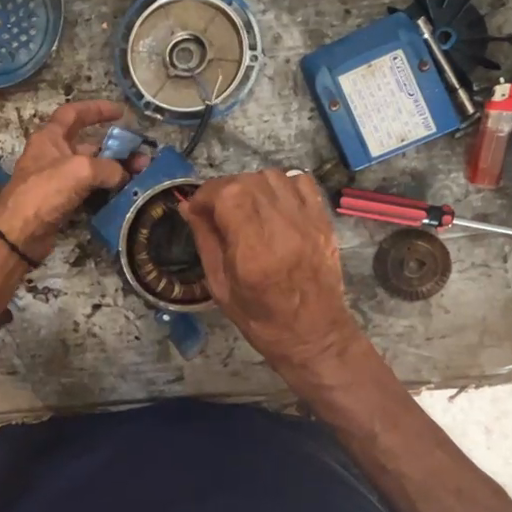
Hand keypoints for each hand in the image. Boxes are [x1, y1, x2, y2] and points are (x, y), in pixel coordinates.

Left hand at [0, 100, 134, 260]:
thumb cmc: (44, 192)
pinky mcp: (61, 203)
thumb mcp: (79, 170)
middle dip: (115, 148)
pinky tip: (123, 194)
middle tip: (141, 156)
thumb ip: (107, 167)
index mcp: (49, 138)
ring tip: (139, 176)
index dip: (96, 109)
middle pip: (88, 145)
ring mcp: (56, 181)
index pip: (73, 113)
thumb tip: (124, 175)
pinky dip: (105, 191)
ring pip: (90, 170)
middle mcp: (52, 155)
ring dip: (114, 172)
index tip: (121, 113)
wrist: (19, 234)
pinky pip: (88, 191)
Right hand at [181, 169, 367, 374]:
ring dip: (250, 185)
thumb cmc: (260, 319)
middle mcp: (282, 229)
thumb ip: (205, 240)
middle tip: (216, 210)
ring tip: (243, 206)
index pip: (228, 194)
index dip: (206, 194)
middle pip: (247, 181)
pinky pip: (300, 181)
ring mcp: (307, 222)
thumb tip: (188, 207)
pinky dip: (280, 184)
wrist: (314, 334)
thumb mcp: (219, 285)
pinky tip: (271, 203)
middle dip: (224, 190)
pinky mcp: (323, 220)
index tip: (197, 208)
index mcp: (253, 251)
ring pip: (272, 176)